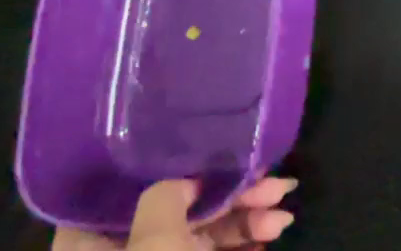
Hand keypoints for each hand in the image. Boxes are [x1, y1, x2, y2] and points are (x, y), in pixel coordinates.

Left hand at [52, 178, 296, 250]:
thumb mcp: (153, 244)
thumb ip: (166, 198)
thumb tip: (184, 183)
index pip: (118, 196)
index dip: (167, 171)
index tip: (214, 159)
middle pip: (173, 213)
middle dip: (229, 199)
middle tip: (276, 188)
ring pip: (198, 236)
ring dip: (245, 221)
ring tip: (282, 218)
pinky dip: (241, 246)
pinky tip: (271, 235)